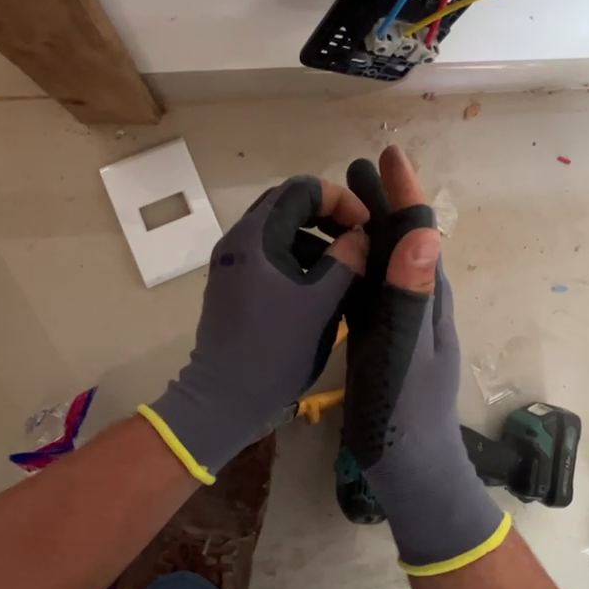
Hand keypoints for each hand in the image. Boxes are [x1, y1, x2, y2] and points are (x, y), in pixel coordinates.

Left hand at [141, 176, 369, 482]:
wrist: (223, 399)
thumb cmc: (275, 348)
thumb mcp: (322, 302)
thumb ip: (348, 260)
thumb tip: (360, 237)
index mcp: (256, 235)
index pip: (301, 189)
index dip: (339, 199)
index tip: (365, 227)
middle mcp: (239, 240)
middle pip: (288, 205)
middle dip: (328, 216)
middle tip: (358, 240)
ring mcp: (233, 264)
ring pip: (280, 231)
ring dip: (316, 239)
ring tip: (347, 266)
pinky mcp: (235, 285)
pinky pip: (271, 256)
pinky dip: (299, 260)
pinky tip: (323, 287)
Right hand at [343, 147, 508, 573]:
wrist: (411, 469)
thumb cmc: (404, 415)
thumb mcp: (405, 353)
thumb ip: (412, 295)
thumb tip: (426, 230)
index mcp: (425, 298)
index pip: (418, 230)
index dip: (403, 190)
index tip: (387, 154)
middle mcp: (418, 301)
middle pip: (401, 239)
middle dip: (383, 200)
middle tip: (355, 167)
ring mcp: (403, 321)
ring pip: (386, 261)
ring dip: (368, 226)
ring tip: (342, 201)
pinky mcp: (387, 339)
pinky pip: (373, 288)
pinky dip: (357, 262)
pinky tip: (337, 262)